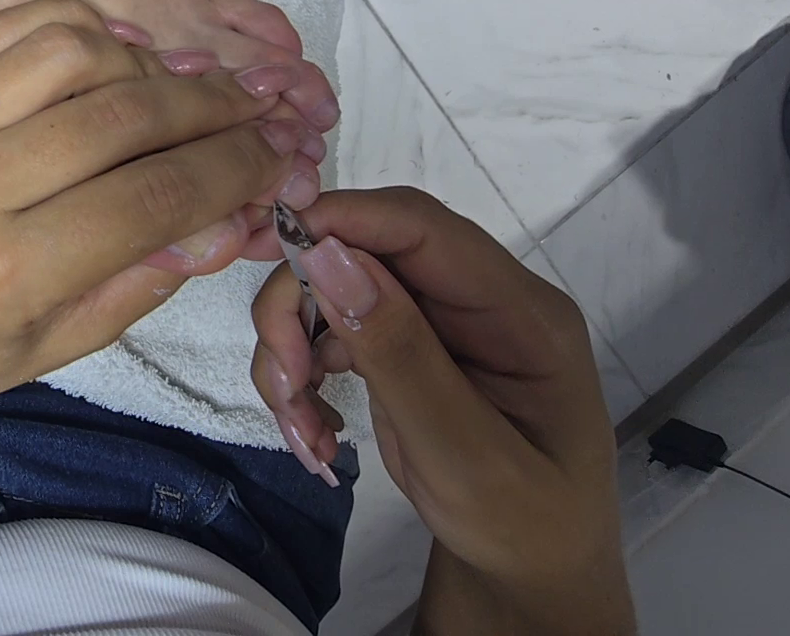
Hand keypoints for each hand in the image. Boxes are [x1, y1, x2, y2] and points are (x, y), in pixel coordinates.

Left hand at [0, 0, 310, 415]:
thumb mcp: (63, 341)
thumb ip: (151, 275)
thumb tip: (234, 212)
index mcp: (4, 270)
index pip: (151, 199)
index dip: (231, 169)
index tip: (275, 154)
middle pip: (119, 118)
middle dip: (208, 108)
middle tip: (250, 108)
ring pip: (69, 53)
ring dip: (145, 62)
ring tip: (179, 85)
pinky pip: (10, 29)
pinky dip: (78, 25)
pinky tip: (115, 50)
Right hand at [250, 188, 632, 634]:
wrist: (522, 571)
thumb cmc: (520, 523)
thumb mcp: (466, 455)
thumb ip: (401, 355)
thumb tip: (326, 255)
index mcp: (516, 309)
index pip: (418, 225)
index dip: (340, 219)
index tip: (266, 248)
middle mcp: (467, 295)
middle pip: (356, 252)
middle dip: (299, 305)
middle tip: (283, 378)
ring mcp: (425, 315)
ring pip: (324, 286)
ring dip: (289, 347)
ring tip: (299, 422)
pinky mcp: (390, 337)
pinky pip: (319, 324)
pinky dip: (296, 369)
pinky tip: (309, 422)